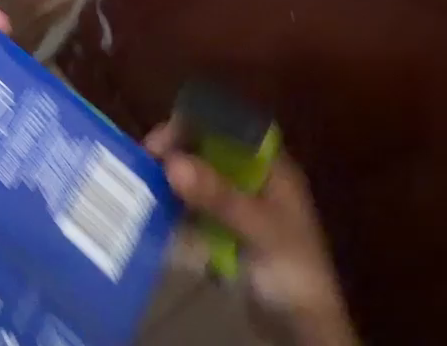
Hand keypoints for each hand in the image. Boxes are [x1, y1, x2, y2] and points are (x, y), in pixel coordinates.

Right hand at [145, 125, 359, 345]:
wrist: (306, 331)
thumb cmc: (293, 271)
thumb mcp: (260, 231)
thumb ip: (219, 196)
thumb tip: (171, 162)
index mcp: (271, 168)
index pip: (231, 127)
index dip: (197, 122)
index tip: (163, 137)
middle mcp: (252, 179)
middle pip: (209, 148)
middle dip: (178, 149)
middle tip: (146, 161)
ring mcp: (237, 206)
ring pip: (198, 175)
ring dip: (172, 176)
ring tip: (141, 181)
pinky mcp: (224, 231)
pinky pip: (193, 206)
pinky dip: (174, 204)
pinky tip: (153, 208)